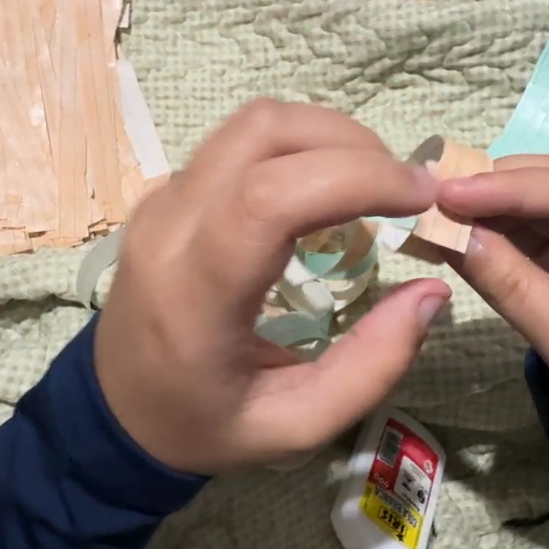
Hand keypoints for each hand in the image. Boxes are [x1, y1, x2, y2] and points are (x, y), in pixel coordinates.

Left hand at [95, 100, 452, 474]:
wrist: (115, 411)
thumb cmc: (205, 422)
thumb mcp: (296, 424)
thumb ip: (372, 366)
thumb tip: (433, 291)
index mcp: (194, 294)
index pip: (270, 197)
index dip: (355, 177)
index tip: (418, 196)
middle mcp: (169, 228)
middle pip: (263, 132)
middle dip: (351, 143)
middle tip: (401, 189)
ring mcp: (161, 201)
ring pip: (251, 124)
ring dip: (325, 136)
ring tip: (369, 185)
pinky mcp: (166, 193)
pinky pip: (238, 142)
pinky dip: (296, 147)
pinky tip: (322, 191)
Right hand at [437, 154, 548, 458]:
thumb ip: (514, 285)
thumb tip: (451, 234)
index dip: (514, 188)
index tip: (451, 190)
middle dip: (500, 188)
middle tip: (435, 190)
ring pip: (546, 202)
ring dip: (491, 208)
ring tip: (435, 211)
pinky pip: (537, 232)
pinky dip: (496, 233)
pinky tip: (457, 233)